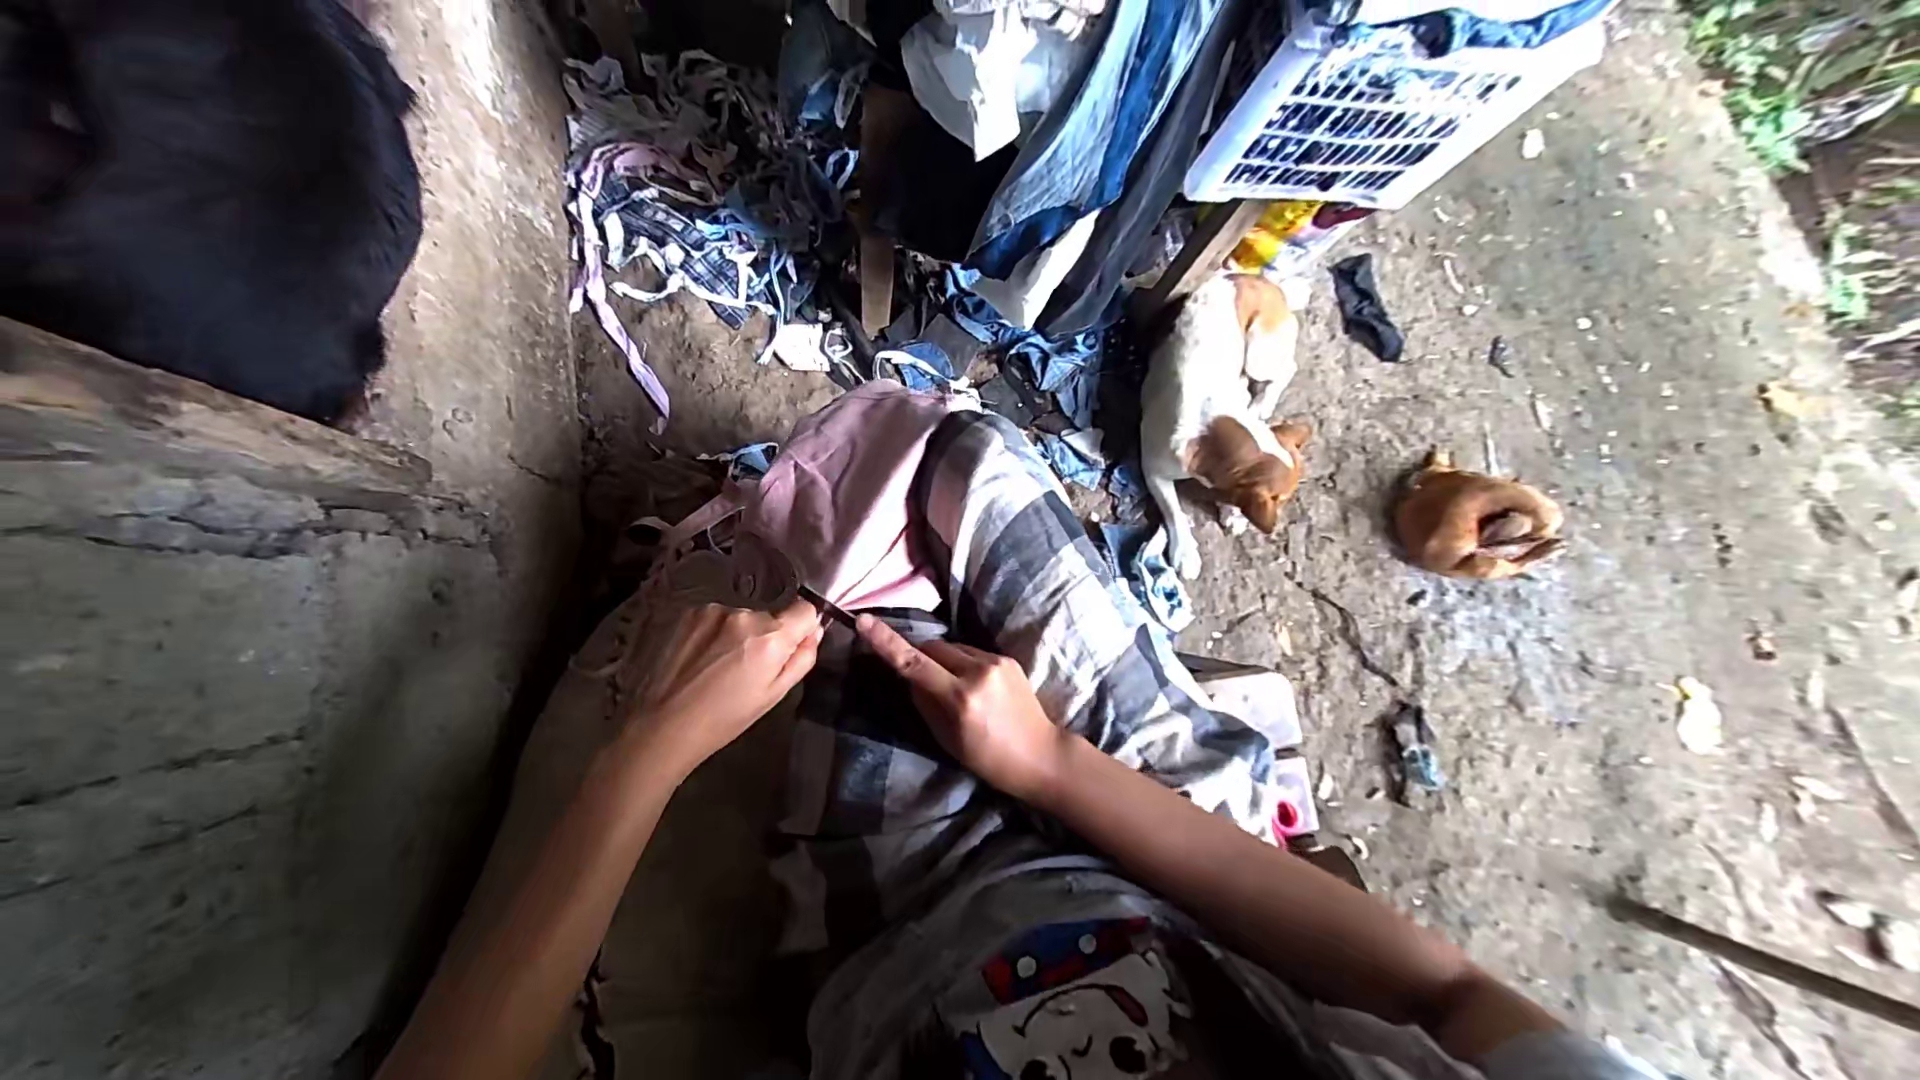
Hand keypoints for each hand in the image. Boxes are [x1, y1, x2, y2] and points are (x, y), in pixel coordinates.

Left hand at [627, 598, 822, 777]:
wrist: (663, 725)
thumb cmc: (725, 718)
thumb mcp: (775, 695)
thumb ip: (802, 658)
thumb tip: (814, 631)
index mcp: (771, 637)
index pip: (805, 609)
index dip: (802, 627)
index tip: (790, 647)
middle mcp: (745, 614)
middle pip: (771, 616)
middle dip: (766, 636)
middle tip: (747, 668)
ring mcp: (714, 610)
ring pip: (743, 617)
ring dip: (739, 634)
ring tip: (719, 666)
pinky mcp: (690, 613)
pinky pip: (718, 617)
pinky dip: (716, 633)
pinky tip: (701, 659)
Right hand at [856, 614, 1069, 799]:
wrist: (1040, 755)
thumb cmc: (987, 758)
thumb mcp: (947, 739)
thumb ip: (923, 702)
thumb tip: (907, 676)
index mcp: (959, 699)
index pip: (913, 664)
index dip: (885, 641)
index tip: (863, 621)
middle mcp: (978, 672)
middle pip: (932, 647)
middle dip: (921, 657)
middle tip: (923, 683)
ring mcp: (996, 662)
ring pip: (953, 647)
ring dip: (945, 661)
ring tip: (956, 690)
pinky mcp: (1008, 659)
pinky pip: (972, 652)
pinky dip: (964, 664)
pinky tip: (976, 688)